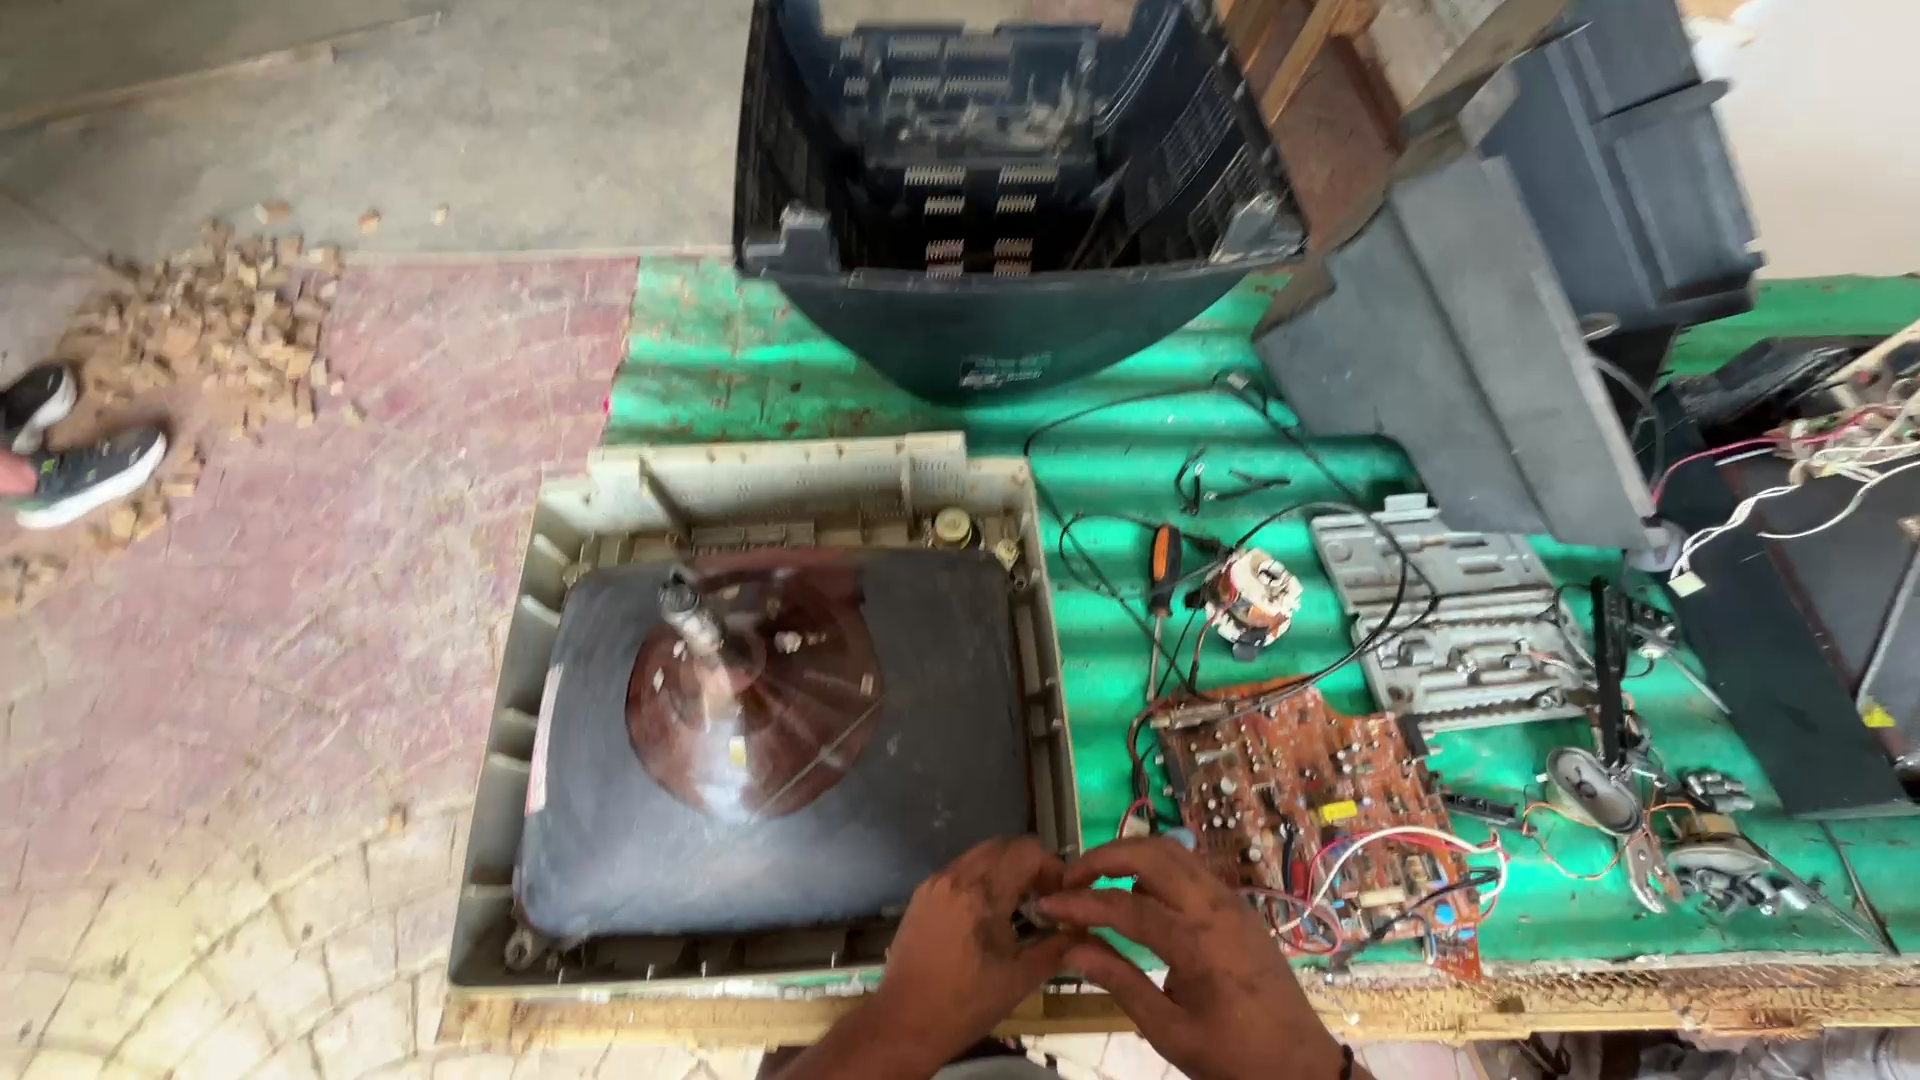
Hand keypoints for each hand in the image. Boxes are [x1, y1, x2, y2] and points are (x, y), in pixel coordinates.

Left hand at [867, 835, 1077, 1065]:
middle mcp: (956, 876)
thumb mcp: (1019, 980)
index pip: (1026, 850)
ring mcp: (935, 881)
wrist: (904, 1022)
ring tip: (1018, 905)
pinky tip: (988, 912)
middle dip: (1029, 865)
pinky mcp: (922, 892)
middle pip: (1003, 845)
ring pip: (980, 854)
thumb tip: (1081, 931)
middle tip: (1043, 898)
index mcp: (981, 893)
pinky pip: (960, 869)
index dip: (1051, 867)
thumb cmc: (965, 1004)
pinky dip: (981, 878)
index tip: (1060, 897)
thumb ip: (1056, 949)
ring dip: (1005, 869)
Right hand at [1036, 837, 1353, 1079]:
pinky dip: (1153, 867)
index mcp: (1198, 943)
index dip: (1080, 902)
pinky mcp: (1236, 904)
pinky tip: (1134, 893)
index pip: (1125, 905)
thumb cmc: (1235, 1059)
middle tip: (1069, 877)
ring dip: (1128, 854)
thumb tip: (1071, 948)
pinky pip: (1188, 867)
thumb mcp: (1171, 1033)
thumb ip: (1120, 983)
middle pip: (1150, 853)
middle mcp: (1215, 907)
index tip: (1046, 904)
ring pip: (1170, 851)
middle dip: (1102, 856)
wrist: (1304, 1069)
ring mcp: (1230, 900)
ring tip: (1095, 878)